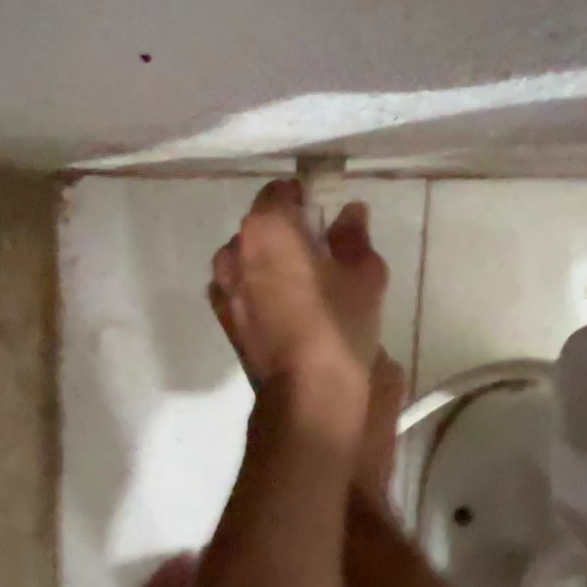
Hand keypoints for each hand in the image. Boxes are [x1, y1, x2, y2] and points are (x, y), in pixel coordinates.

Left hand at [209, 180, 387, 387]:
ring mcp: (223, 286)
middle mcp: (235, 250)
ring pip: (247, 258)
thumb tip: (350, 214)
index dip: (304, 198)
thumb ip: (354, 237)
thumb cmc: (339, 324)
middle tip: (320, 253)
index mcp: (267, 227)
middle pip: (260, 226)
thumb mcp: (364, 274)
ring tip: (301, 286)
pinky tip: (283, 310)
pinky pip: (240, 289)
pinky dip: (257, 290)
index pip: (281, 191)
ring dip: (269, 262)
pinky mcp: (223, 318)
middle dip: (286, 232)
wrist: (305, 395)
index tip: (325, 215)